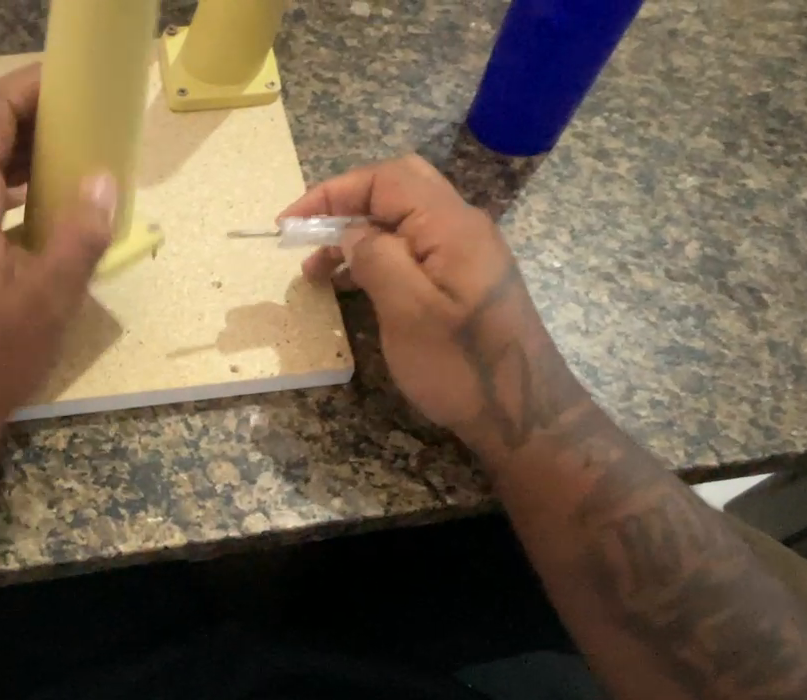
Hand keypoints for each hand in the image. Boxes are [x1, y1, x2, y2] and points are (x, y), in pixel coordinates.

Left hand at [0, 65, 117, 433]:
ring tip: (71, 163)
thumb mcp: (48, 300)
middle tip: (83, 123)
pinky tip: (42, 215)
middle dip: (30, 120)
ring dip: (20, 159)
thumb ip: (79, 236)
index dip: (29, 87)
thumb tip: (104, 181)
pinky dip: (8, 194)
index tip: (73, 84)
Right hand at [283, 156, 587, 466]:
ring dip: (356, 235)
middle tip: (305, 236)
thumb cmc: (460, 366)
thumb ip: (377, 260)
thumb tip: (352, 233)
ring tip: (316, 271)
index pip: (386, 180)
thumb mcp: (408, 312)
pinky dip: (376, 258)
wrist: (519, 411)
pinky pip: (413, 251)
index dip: (332, 193)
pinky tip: (352, 285)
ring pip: (403, 222)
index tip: (287, 225)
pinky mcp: (462, 281)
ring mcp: (465, 255)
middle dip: (345, 205)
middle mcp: (461, 227)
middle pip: (397, 190)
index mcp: (450, 225)